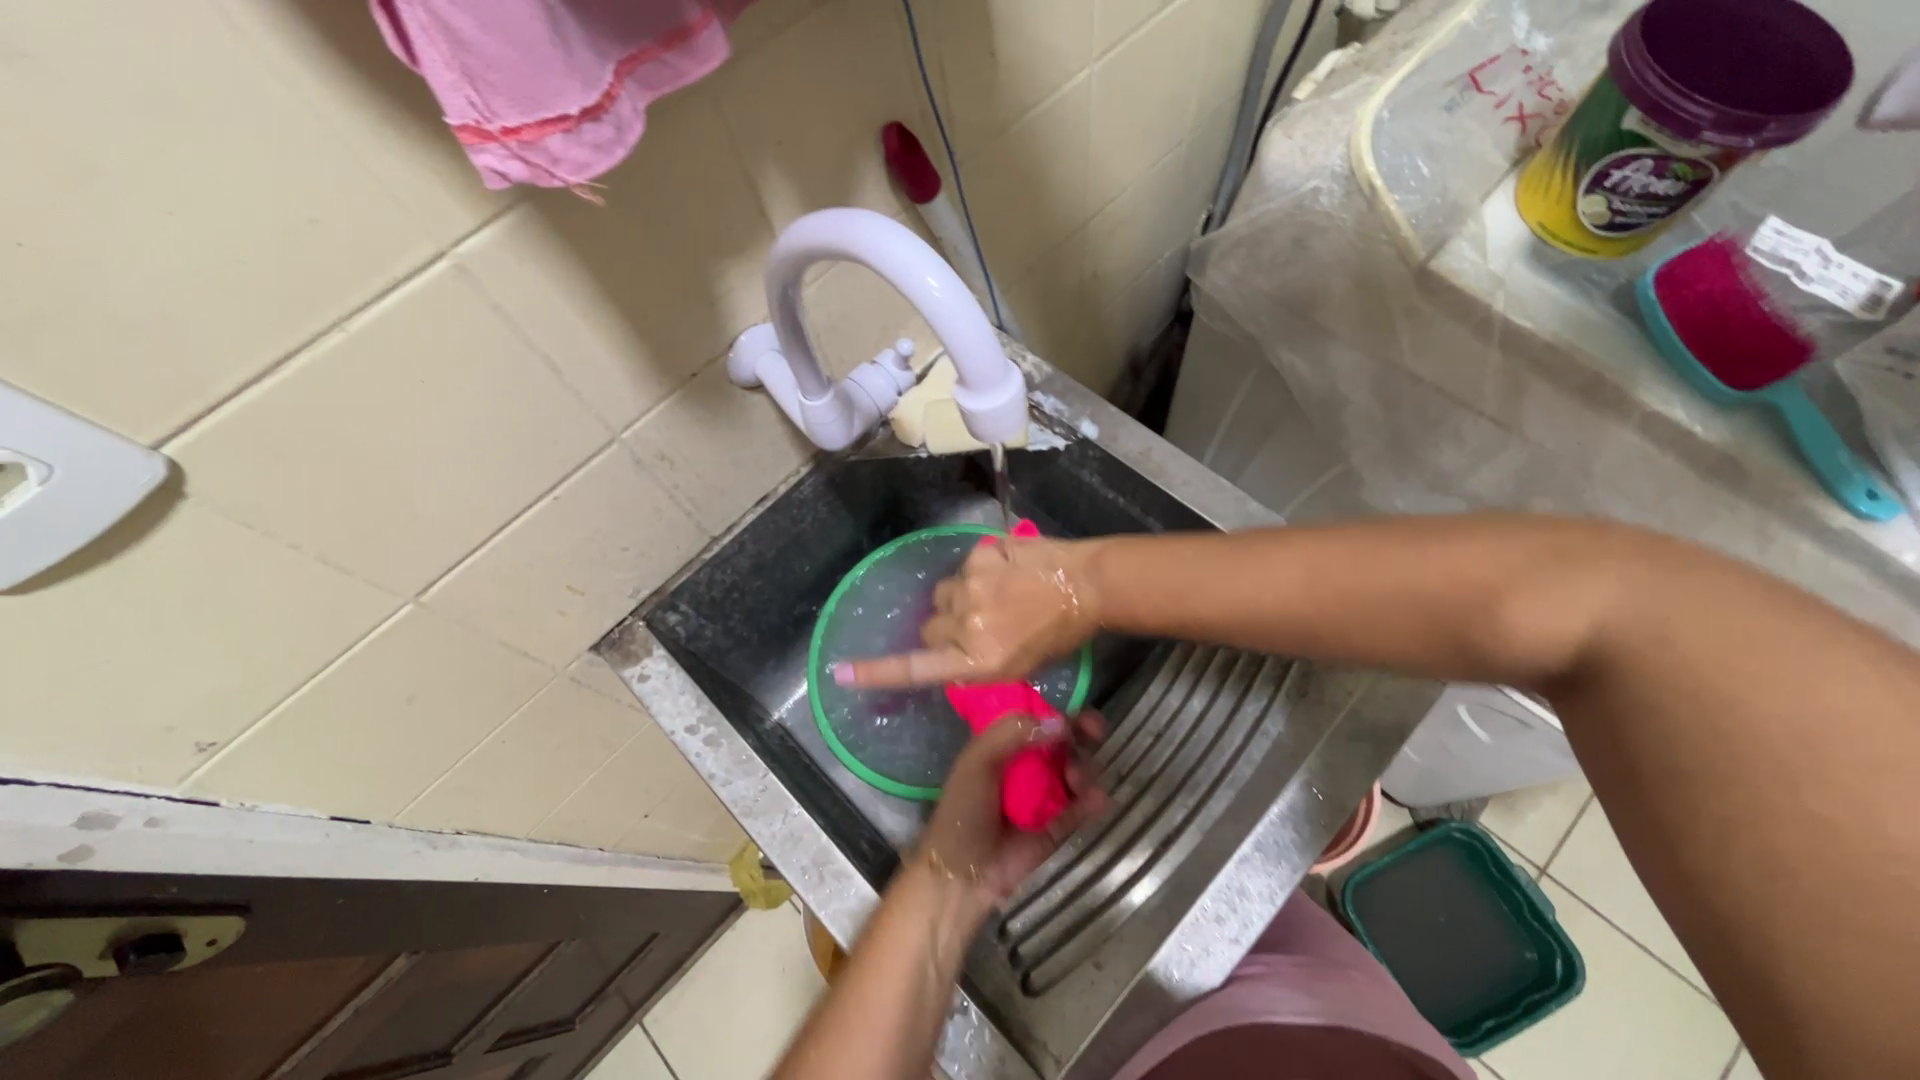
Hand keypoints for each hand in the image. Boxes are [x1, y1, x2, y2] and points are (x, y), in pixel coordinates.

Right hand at [836, 536, 1104, 687]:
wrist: (1087, 587)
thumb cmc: (1058, 635)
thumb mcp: (1017, 666)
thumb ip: (977, 662)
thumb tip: (948, 650)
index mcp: (977, 662)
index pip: (915, 669)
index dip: (876, 672)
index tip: (840, 672)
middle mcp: (966, 627)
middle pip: (930, 626)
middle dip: (947, 626)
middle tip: (984, 623)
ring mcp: (971, 588)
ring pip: (944, 593)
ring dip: (962, 596)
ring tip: (999, 595)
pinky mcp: (979, 556)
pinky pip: (964, 565)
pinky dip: (981, 569)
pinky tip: (1007, 571)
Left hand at [914, 712, 1106, 919]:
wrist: (963, 873)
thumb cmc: (963, 811)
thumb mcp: (977, 762)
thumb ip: (1012, 733)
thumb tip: (1061, 721)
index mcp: (1003, 745)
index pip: (1037, 718)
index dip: (1059, 711)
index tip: (1078, 712)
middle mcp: (1027, 765)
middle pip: (1064, 740)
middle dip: (1082, 734)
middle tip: (1094, 732)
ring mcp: (1044, 795)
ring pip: (1077, 770)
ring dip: (1085, 767)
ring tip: (1076, 779)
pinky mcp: (1057, 825)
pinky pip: (1081, 807)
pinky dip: (1093, 800)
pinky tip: (1097, 799)